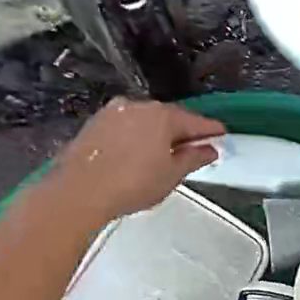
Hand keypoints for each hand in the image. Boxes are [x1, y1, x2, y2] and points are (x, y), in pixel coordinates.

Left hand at [53, 98, 223, 218]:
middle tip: (194, 152)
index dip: (212, 131)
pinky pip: (126, 127)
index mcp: (163, 116)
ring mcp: (114, 113)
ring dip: (158, 136)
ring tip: (164, 160)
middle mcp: (138, 107)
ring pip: (146, 121)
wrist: (79, 192)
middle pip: (170, 117)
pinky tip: (138, 158)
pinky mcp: (96, 124)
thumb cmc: (128, 184)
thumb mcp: (172, 175)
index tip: (220, 137)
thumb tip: (207, 151)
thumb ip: (194, 158)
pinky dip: (137, 138)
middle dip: (183, 133)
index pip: (197, 121)